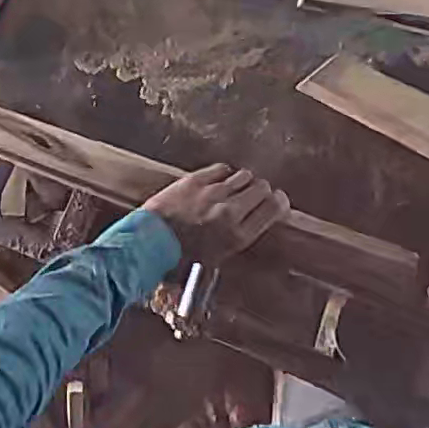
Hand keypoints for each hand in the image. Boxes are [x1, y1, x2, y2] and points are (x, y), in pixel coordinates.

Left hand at [141, 164, 290, 265]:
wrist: (149, 244)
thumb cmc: (179, 259)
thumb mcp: (217, 258)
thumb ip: (238, 236)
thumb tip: (250, 221)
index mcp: (238, 236)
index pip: (273, 209)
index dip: (279, 202)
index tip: (278, 200)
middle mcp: (230, 212)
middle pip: (261, 189)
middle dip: (261, 190)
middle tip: (256, 194)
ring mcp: (212, 193)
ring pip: (244, 176)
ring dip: (244, 181)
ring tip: (236, 187)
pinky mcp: (196, 180)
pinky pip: (222, 169)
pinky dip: (224, 173)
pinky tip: (219, 179)